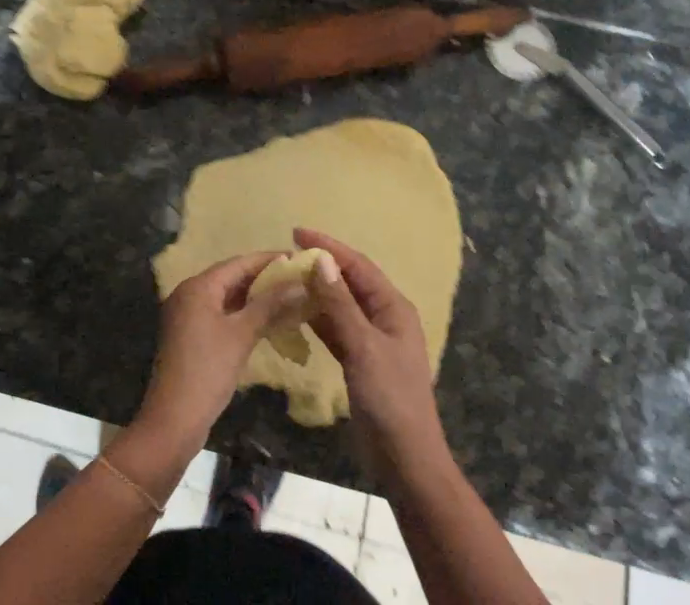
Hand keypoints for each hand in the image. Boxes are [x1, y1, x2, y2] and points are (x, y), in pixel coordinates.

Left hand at [137, 252, 306, 450]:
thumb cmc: (208, 370)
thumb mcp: (242, 334)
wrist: (175, 418)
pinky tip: (268, 320)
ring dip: (256, 298)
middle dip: (264, 278)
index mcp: (197, 287)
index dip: (269, 260)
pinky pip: (222, 315)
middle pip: (232, 278)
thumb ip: (270, 305)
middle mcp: (189, 294)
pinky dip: (244, 314)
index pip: (238, 263)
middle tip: (299, 279)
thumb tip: (300, 282)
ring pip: (227, 298)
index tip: (299, 259)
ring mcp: (188, 316)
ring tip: (290, 297)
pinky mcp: (191, 336)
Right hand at [299, 228, 446, 467]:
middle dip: (321, 265)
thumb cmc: (389, 397)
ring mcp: (372, 340)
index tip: (296, 232)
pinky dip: (317, 318)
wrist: (404, 456)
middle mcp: (385, 318)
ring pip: (341, 305)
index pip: (358, 266)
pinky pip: (336, 328)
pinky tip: (295, 312)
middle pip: (350, 282)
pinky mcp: (360, 361)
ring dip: (317, 291)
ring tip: (286, 277)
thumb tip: (320, 259)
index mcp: (394, 308)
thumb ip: (340, 304)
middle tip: (286, 253)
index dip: (329, 246)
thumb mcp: (363, 347)